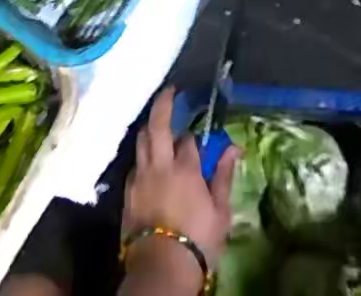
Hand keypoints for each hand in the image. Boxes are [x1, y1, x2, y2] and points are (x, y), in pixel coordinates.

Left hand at [124, 87, 239, 268]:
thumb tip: (233, 147)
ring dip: (149, 129)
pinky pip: (134, 164)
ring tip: (157, 126)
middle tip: (169, 91)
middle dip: (163, 103)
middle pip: (156, 124)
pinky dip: (142, 157)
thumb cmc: (198, 241)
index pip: (188, 139)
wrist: (161, 269)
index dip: (193, 137)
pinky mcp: (126, 192)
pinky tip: (148, 164)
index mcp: (184, 168)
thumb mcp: (220, 211)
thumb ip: (223, 175)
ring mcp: (139, 176)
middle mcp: (159, 164)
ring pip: (141, 140)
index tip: (199, 140)